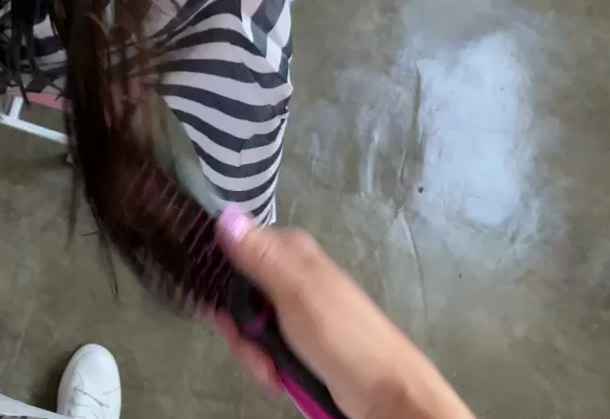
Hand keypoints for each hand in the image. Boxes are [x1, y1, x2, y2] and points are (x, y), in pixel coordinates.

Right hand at [215, 208, 477, 418]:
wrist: (389, 397)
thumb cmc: (344, 337)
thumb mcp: (297, 292)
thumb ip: (259, 254)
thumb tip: (225, 213)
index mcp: (289, 250)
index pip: (234, 247)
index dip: (222, 278)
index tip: (220, 307)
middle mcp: (289, 273)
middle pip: (238, 290)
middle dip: (239, 325)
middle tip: (253, 345)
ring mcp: (294, 308)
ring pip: (248, 321)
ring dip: (252, 350)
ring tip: (270, 369)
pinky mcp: (299, 340)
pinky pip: (264, 344)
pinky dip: (266, 363)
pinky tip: (277, 376)